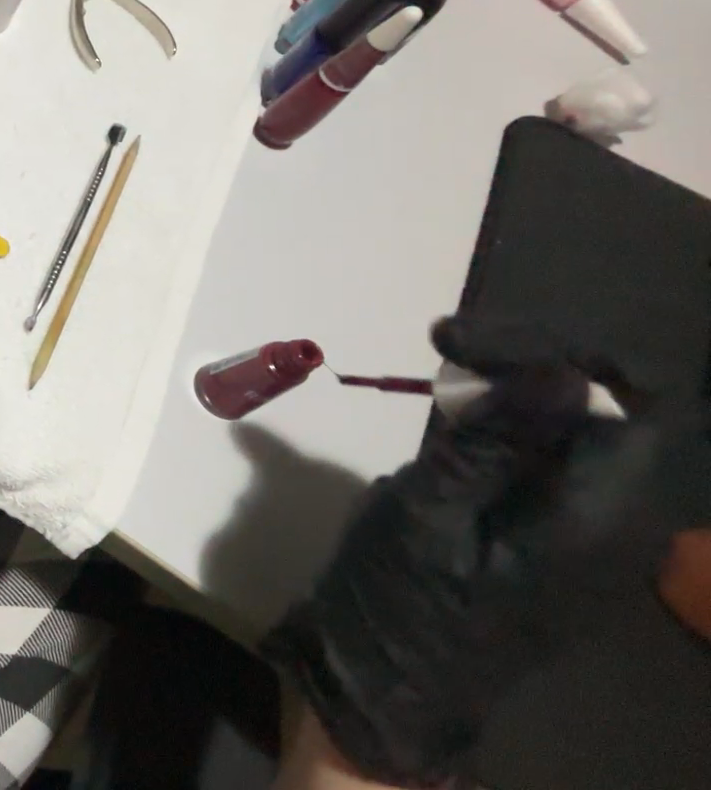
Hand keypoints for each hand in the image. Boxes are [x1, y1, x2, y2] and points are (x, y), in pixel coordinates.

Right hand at [261, 315, 708, 787]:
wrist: (384, 679)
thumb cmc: (397, 599)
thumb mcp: (425, 516)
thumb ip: (486, 446)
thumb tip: (555, 374)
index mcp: (594, 521)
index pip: (634, 404)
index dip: (559, 349)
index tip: (455, 339)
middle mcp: (615, 525)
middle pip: (607, 412)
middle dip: (530, 363)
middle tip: (445, 346)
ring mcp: (586, 534)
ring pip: (574, 434)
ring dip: (512, 394)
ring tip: (443, 378)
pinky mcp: (551, 538)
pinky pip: (547, 462)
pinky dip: (501, 428)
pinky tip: (451, 430)